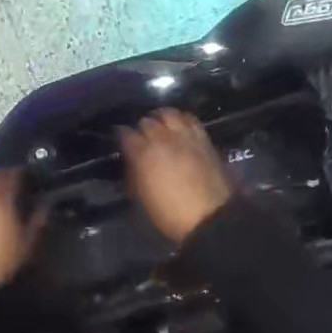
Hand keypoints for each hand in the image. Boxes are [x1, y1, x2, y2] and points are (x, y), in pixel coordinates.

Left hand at [0, 170, 43, 284]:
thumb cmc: (4, 257)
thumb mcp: (29, 240)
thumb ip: (39, 217)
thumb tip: (47, 202)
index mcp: (2, 198)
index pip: (12, 175)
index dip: (23, 172)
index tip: (31, 176)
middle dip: (5, 174)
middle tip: (16, 180)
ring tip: (0, 190)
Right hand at [119, 109, 232, 243]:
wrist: (210, 219)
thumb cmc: (170, 215)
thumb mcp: (142, 198)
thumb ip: (134, 174)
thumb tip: (133, 162)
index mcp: (144, 154)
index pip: (125, 133)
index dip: (121, 136)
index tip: (122, 141)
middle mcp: (163, 139)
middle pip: (147, 121)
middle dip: (141, 127)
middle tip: (142, 137)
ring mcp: (186, 137)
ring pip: (169, 113)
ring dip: (162, 118)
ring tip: (161, 126)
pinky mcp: (204, 140)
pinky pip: (191, 120)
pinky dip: (182, 120)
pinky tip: (181, 128)